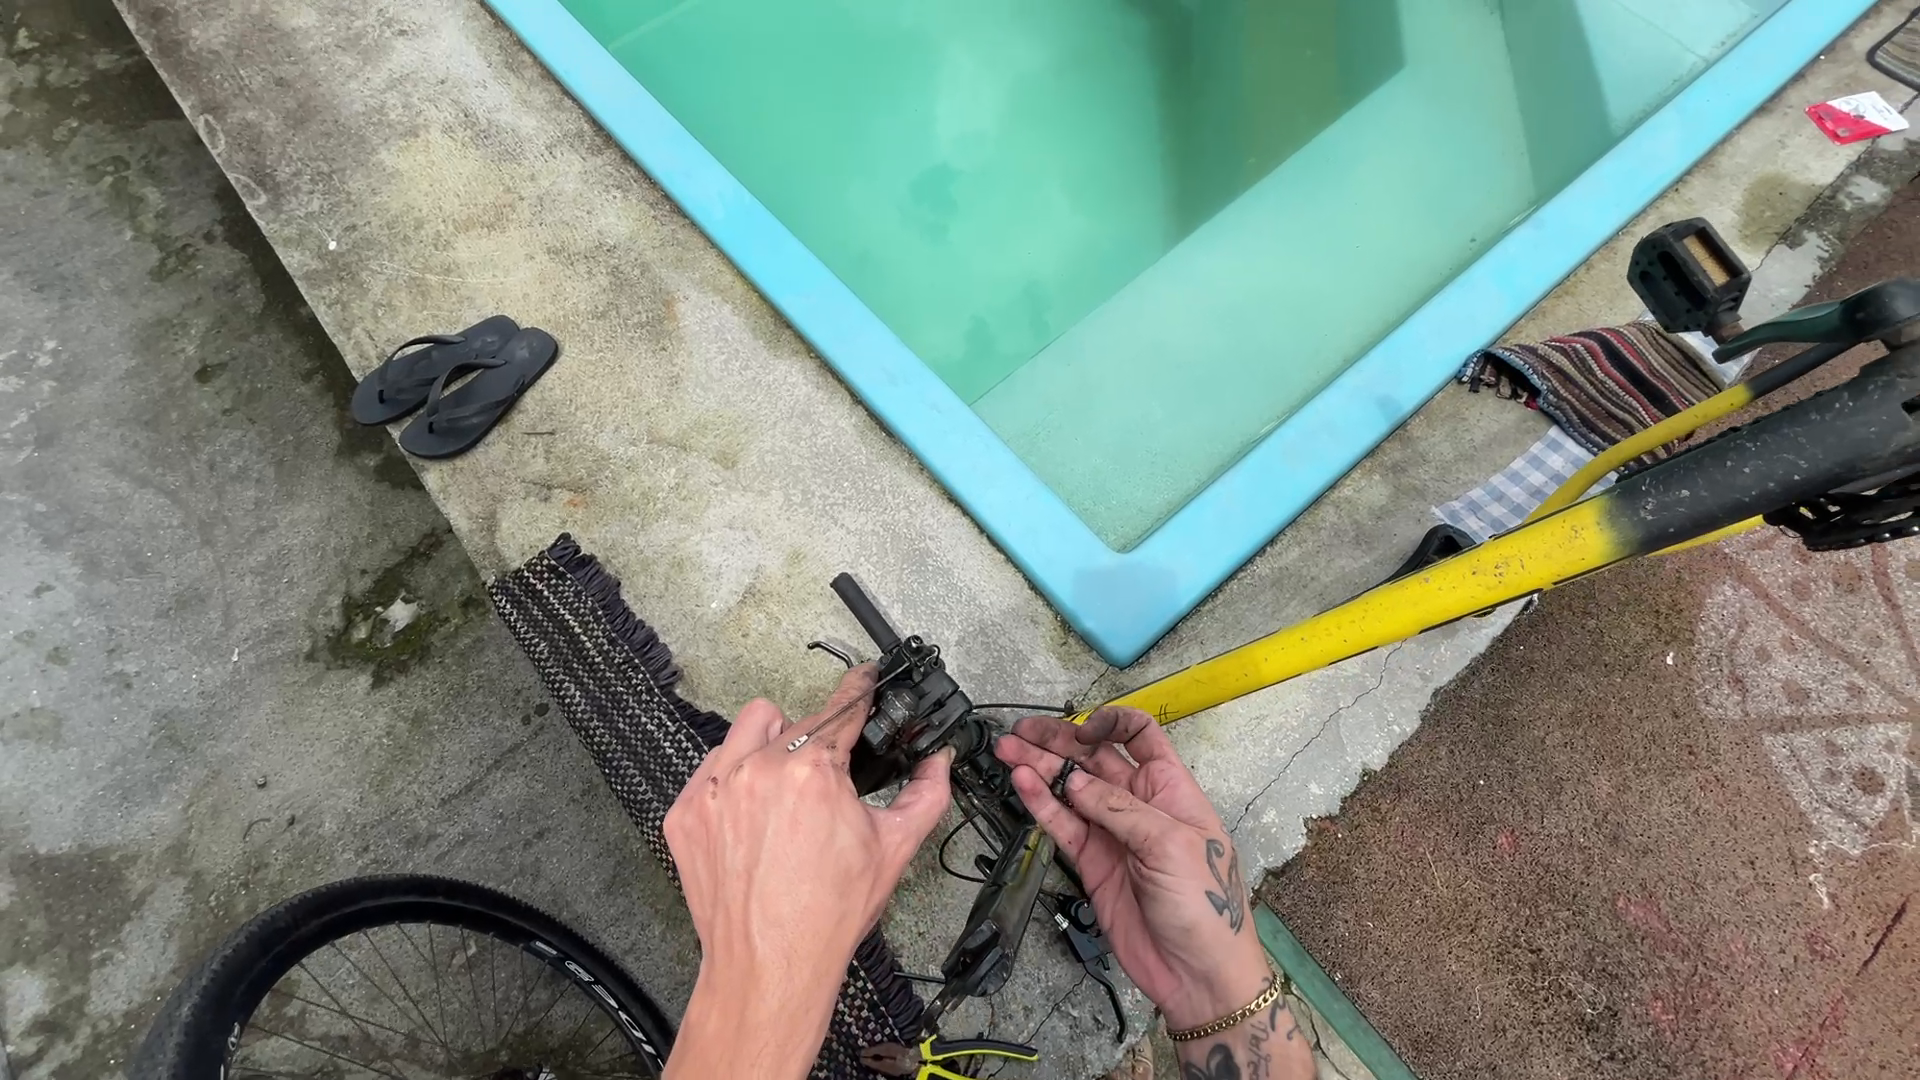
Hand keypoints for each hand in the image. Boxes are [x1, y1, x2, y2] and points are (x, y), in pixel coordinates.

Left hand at [663, 665, 952, 1078]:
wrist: (769, 967)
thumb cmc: (826, 914)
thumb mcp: (892, 849)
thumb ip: (926, 795)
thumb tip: (940, 763)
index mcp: (814, 772)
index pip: (844, 706)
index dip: (861, 688)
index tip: (864, 676)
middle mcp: (759, 769)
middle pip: (798, 719)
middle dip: (818, 741)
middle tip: (824, 781)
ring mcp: (715, 788)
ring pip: (751, 728)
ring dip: (771, 745)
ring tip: (783, 790)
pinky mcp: (685, 811)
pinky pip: (712, 764)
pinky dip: (732, 777)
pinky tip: (751, 814)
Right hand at [993, 706, 1271, 1029]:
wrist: (1197, 975)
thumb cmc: (1206, 905)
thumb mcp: (1170, 845)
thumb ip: (1119, 808)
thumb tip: (1074, 780)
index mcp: (1168, 786)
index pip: (1139, 735)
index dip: (1110, 723)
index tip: (1083, 730)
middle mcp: (1137, 801)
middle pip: (1091, 757)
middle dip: (1056, 741)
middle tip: (1020, 731)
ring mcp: (1111, 830)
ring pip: (1069, 787)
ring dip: (1038, 767)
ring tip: (1008, 750)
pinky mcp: (1091, 860)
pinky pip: (1061, 823)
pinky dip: (1040, 803)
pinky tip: (1022, 784)